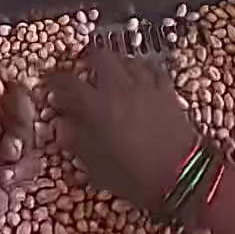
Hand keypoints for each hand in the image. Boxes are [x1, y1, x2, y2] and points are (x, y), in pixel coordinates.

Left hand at [0, 57, 38, 233]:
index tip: (2, 82)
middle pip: (5, 94)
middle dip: (15, 103)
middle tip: (10, 122)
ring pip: (22, 123)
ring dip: (22, 135)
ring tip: (9, 155)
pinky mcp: (7, 175)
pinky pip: (29, 156)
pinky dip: (25, 164)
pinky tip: (10, 179)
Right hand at [45, 45, 198, 210]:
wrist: (185, 177)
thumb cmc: (137, 177)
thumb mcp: (98, 168)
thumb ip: (77, 141)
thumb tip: (61, 125)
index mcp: (99, 107)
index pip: (69, 82)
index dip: (55, 80)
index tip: (50, 82)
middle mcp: (120, 88)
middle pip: (100, 56)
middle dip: (87, 59)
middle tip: (82, 70)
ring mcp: (146, 85)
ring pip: (126, 58)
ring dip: (114, 62)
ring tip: (109, 72)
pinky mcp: (166, 88)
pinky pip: (150, 66)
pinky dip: (139, 67)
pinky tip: (137, 75)